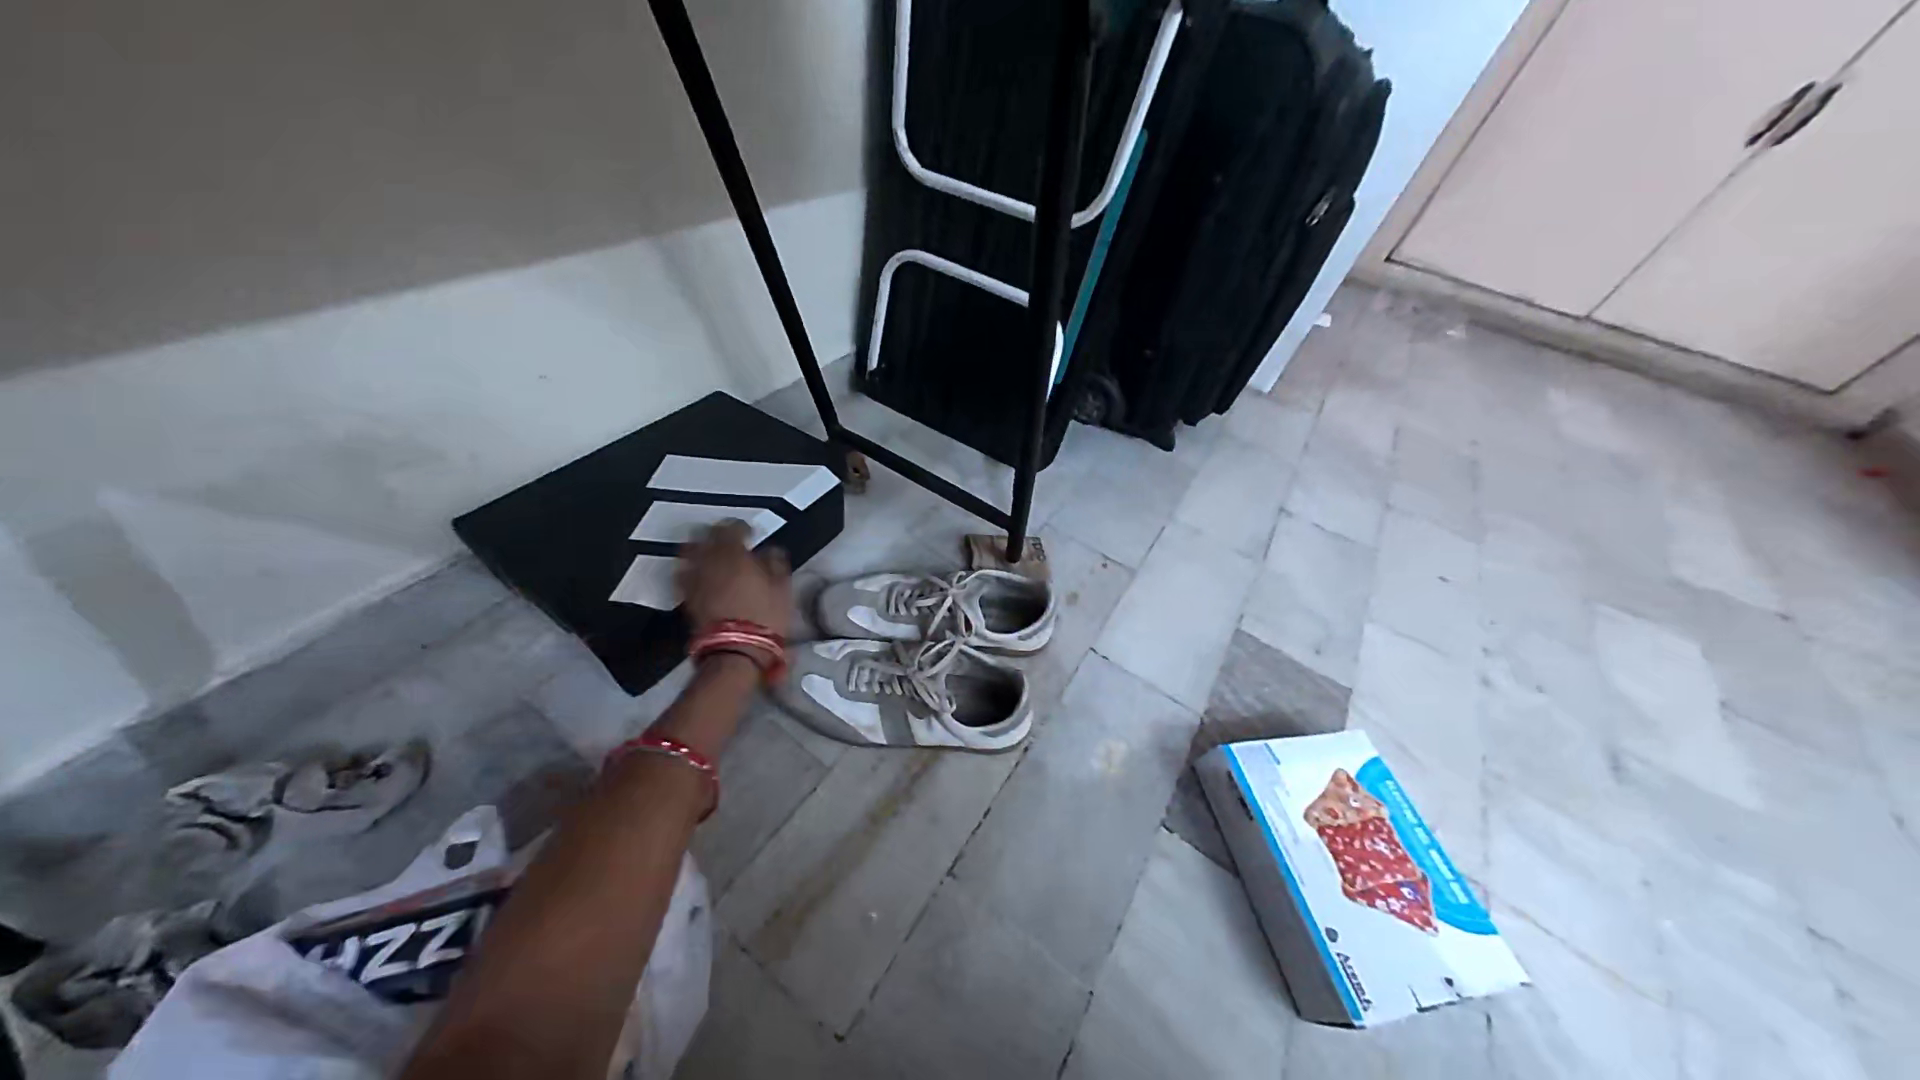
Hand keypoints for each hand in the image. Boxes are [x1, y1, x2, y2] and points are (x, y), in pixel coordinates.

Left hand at [676, 520, 791, 635]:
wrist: (737, 650)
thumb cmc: (764, 616)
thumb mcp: (782, 587)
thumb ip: (775, 562)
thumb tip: (770, 552)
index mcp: (733, 553)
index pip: (732, 527)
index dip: (742, 527)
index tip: (750, 533)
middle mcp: (708, 561)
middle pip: (704, 535)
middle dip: (716, 534)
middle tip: (728, 539)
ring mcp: (694, 579)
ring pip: (689, 553)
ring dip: (699, 549)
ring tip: (710, 554)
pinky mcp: (687, 598)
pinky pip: (684, 574)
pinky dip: (692, 570)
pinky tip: (702, 575)